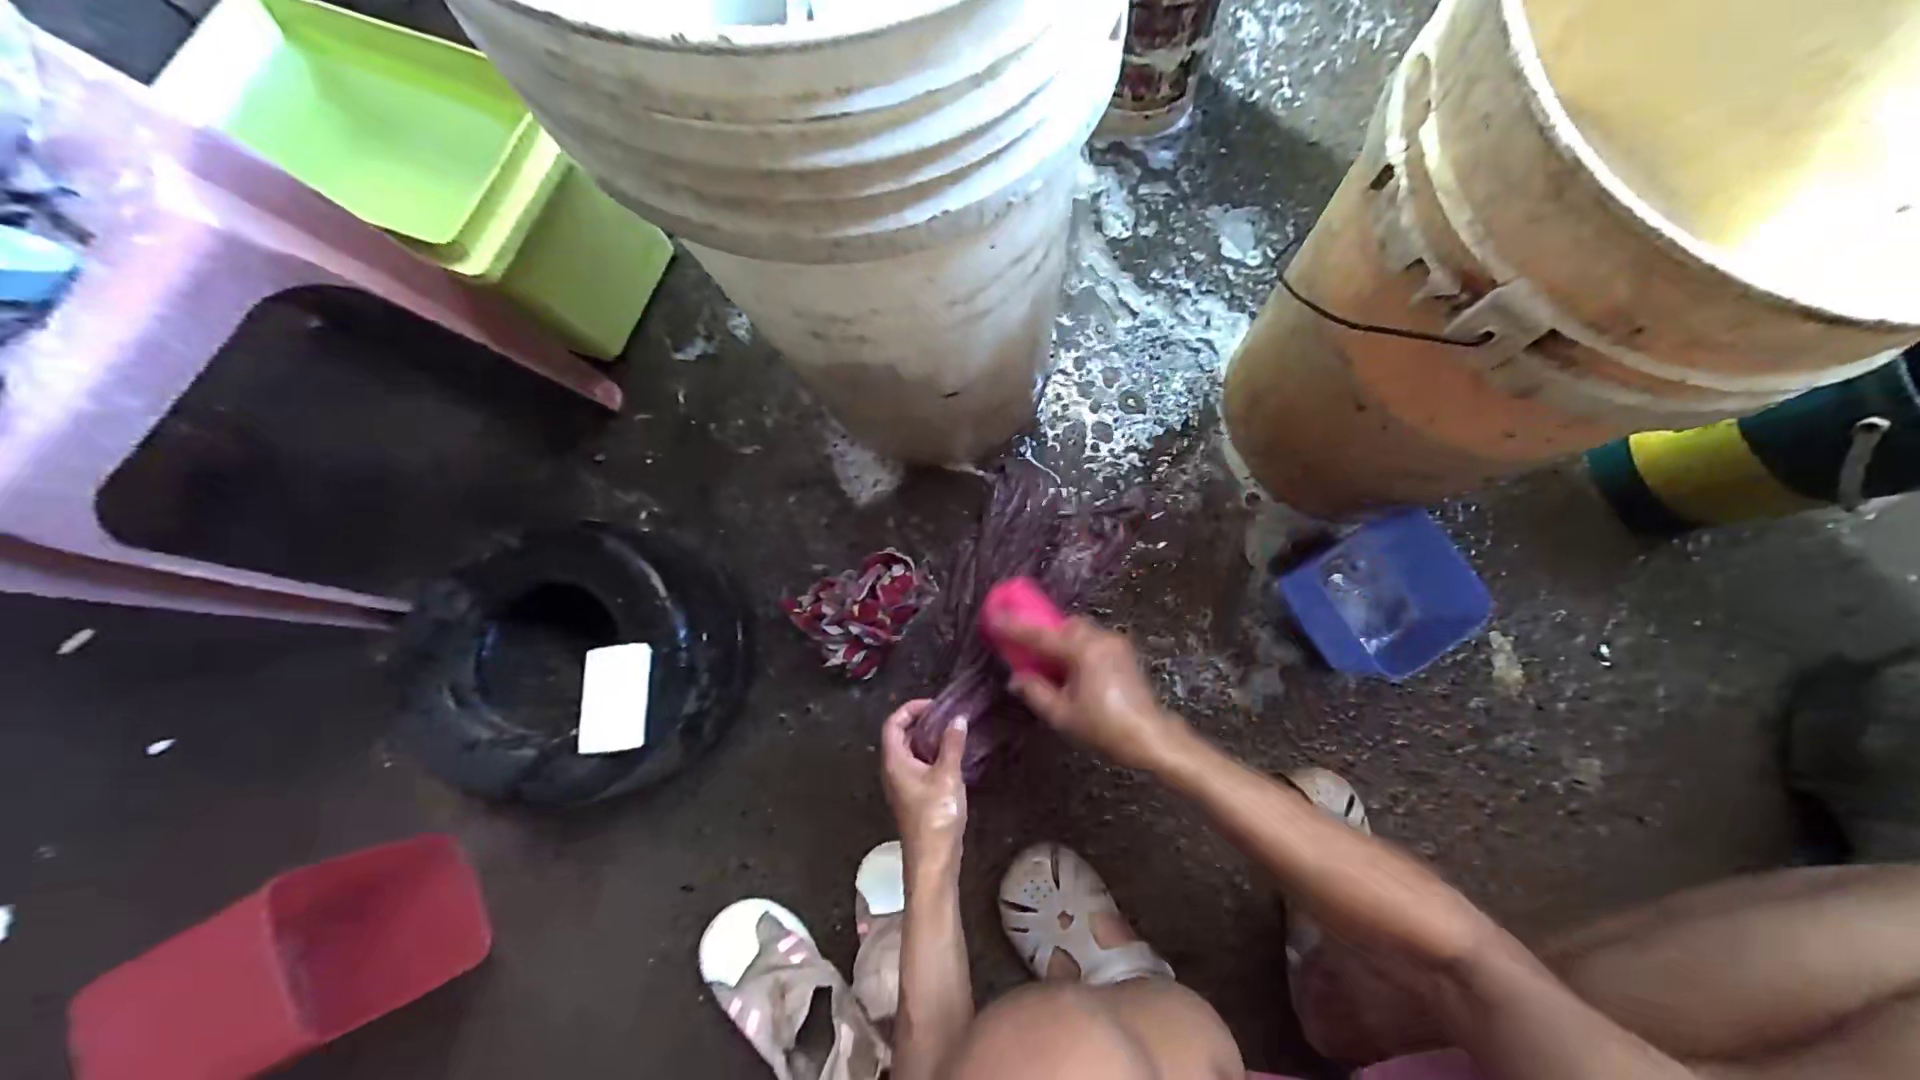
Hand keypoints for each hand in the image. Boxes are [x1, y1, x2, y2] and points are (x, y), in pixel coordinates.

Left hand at [880, 700, 967, 865]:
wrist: (933, 859)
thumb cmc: (936, 815)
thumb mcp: (947, 775)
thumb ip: (952, 744)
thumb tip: (957, 719)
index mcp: (894, 761)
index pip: (894, 723)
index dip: (911, 709)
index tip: (935, 705)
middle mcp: (893, 770)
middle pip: (900, 735)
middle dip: (921, 721)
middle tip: (947, 715)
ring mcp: (903, 784)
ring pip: (910, 751)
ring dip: (928, 738)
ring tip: (953, 731)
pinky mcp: (914, 796)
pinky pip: (919, 765)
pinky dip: (932, 754)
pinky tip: (953, 755)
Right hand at [993, 616, 1187, 770]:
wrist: (1150, 737)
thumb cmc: (1104, 727)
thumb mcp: (1062, 714)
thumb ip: (1035, 691)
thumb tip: (1016, 678)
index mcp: (1082, 650)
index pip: (1039, 634)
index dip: (1013, 626)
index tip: (993, 616)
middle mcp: (1099, 638)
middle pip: (1062, 624)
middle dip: (1041, 630)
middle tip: (1022, 644)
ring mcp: (1114, 643)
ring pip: (1078, 630)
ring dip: (1059, 639)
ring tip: (1045, 661)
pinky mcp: (1123, 652)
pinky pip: (1090, 640)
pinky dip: (1074, 646)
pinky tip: (1068, 667)